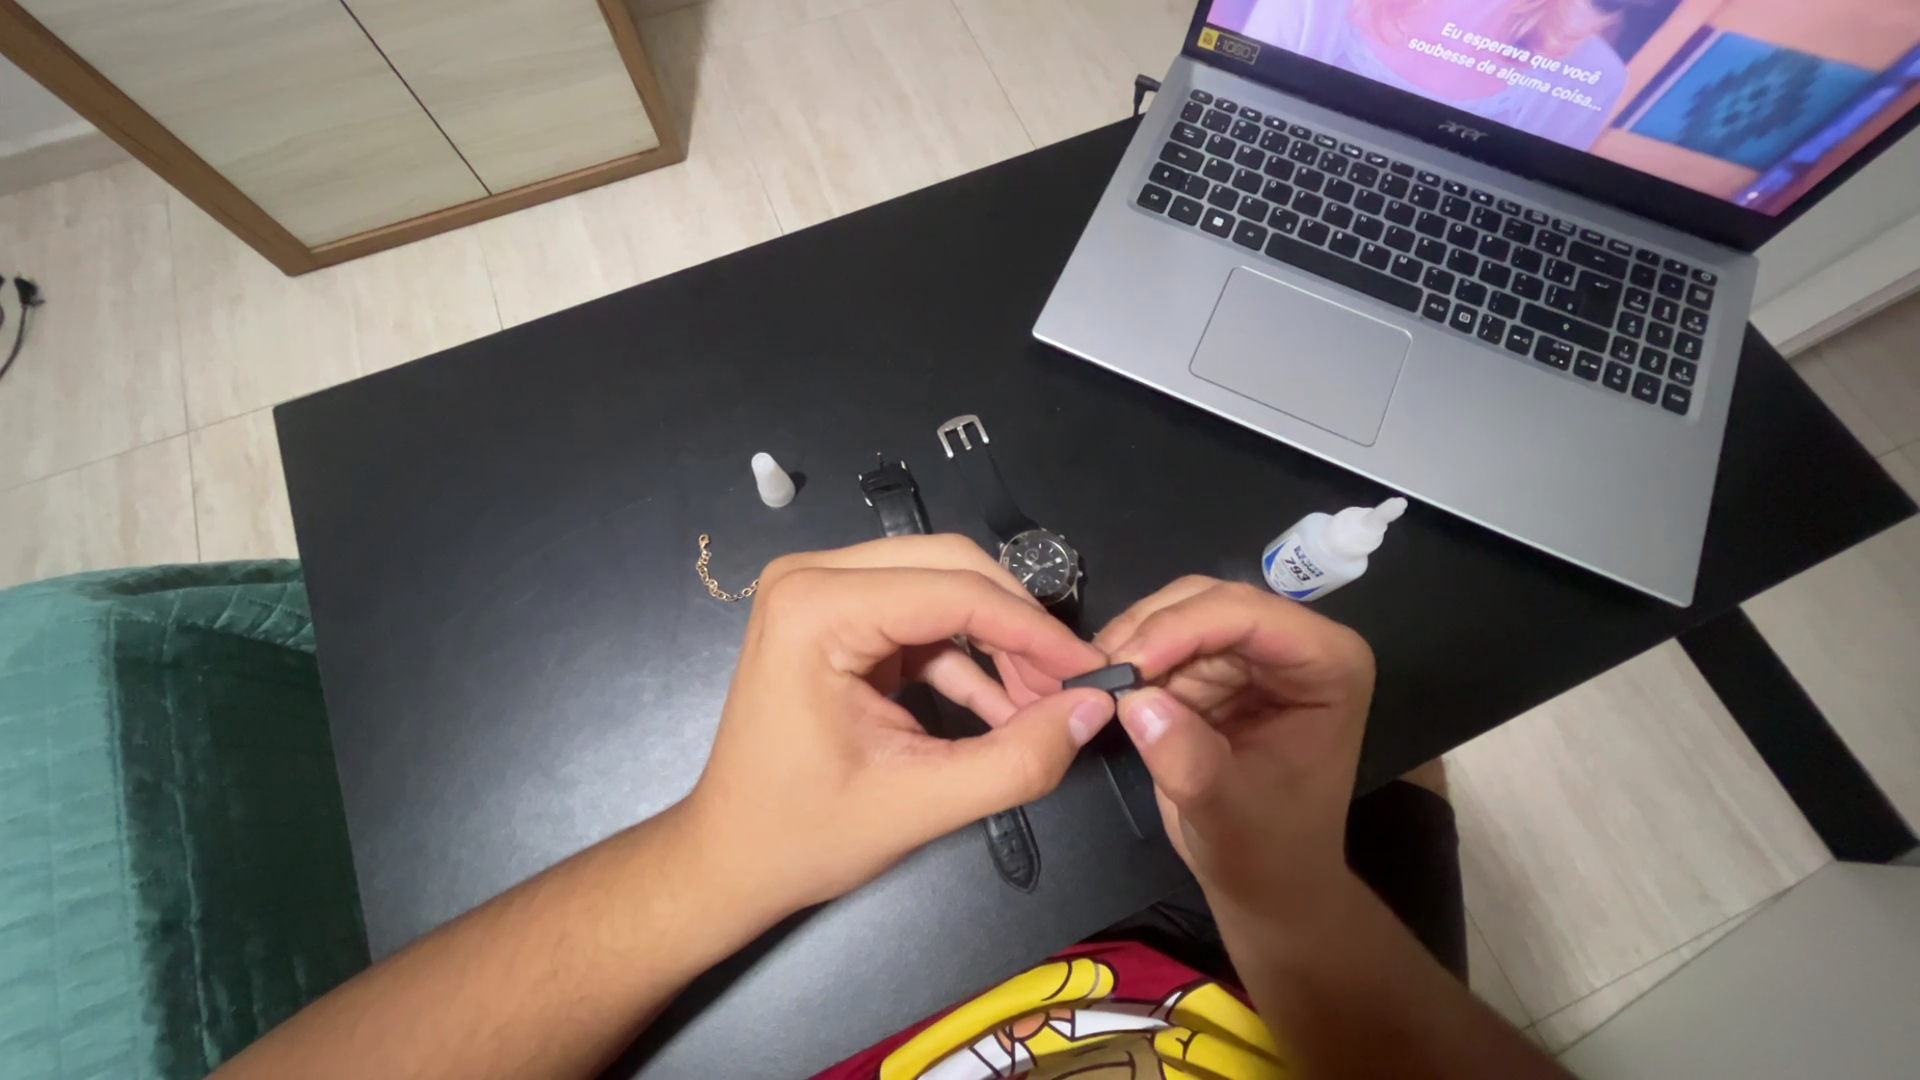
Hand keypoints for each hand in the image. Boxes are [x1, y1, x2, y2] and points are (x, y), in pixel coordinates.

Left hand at [682, 535, 1114, 914]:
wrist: (729, 857)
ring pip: (942, 586)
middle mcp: (814, 575)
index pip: (954, 592)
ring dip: (997, 643)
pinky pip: (921, 617)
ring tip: (1041, 704)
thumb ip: (1019, 758)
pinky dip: (965, 658)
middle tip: (1068, 685)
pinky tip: (1001, 709)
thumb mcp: (921, 803)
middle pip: (951, 568)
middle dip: (1017, 627)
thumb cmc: (804, 834)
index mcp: (818, 607)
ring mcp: (821, 589)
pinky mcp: (837, 614)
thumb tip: (1098, 707)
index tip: (1093, 670)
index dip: (1034, 631)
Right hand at [1095, 577, 1375, 928]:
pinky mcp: (1216, 663)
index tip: (1126, 668)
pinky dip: (1129, 654)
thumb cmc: (1267, 851)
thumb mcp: (1229, 816)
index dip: (1183, 629)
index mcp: (1328, 666)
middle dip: (1150, 631)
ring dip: (1132, 640)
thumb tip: (1136, 702)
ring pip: (1178, 609)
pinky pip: (1162, 636)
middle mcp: (1293, 643)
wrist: (1265, 877)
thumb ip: (1190, 761)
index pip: (1250, 615)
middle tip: (1099, 673)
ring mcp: (1253, 650)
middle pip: (1210, 600)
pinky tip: (1106, 683)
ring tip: (1096, 680)